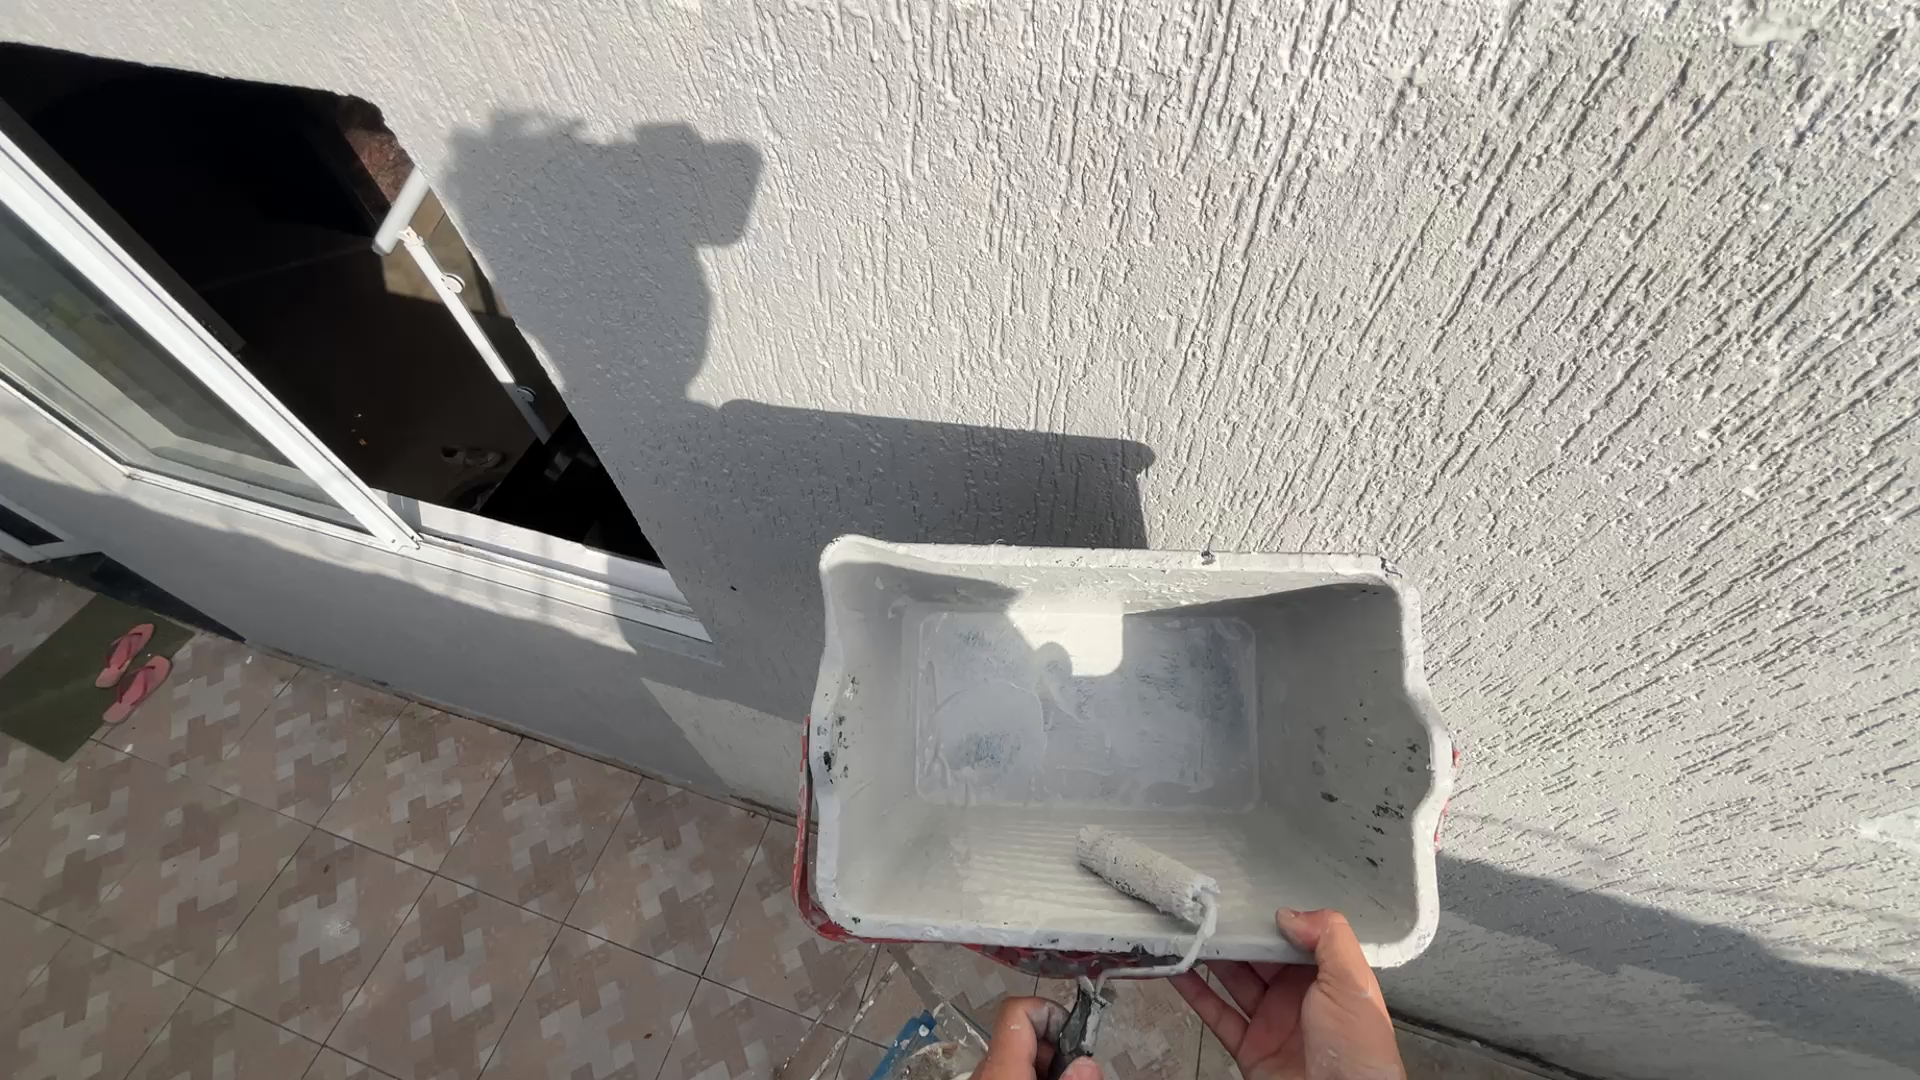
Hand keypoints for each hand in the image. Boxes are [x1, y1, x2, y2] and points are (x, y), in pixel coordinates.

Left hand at [976, 996, 1101, 1079]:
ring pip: (1018, 1054)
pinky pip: (1011, 1070)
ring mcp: (984, 1078)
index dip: (1049, 1012)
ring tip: (1067, 1076)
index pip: (1019, 1009)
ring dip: (1046, 1062)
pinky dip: (1033, 1073)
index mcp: (1000, 1065)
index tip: (1075, 1035)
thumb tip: (1088, 1063)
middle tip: (1076, 1068)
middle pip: (1023, 1032)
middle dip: (1055, 1045)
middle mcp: (986, 1068)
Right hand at [1170, 908, 1404, 1079]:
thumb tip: (1285, 912)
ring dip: (1208, 956)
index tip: (1237, 894)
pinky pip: (1216, 1013)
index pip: (1292, 938)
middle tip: (1200, 907)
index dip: (1266, 918)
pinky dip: (1193, 991)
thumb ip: (1327, 938)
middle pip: (1257, 956)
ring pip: (1232, 979)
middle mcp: (1297, 998)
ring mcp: (1271, 1023)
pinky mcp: (1249, 1049)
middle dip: (1231, 933)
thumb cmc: (1356, 1054)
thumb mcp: (1353, 987)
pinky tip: (1175, 968)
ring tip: (1182, 928)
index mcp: (1326, 980)